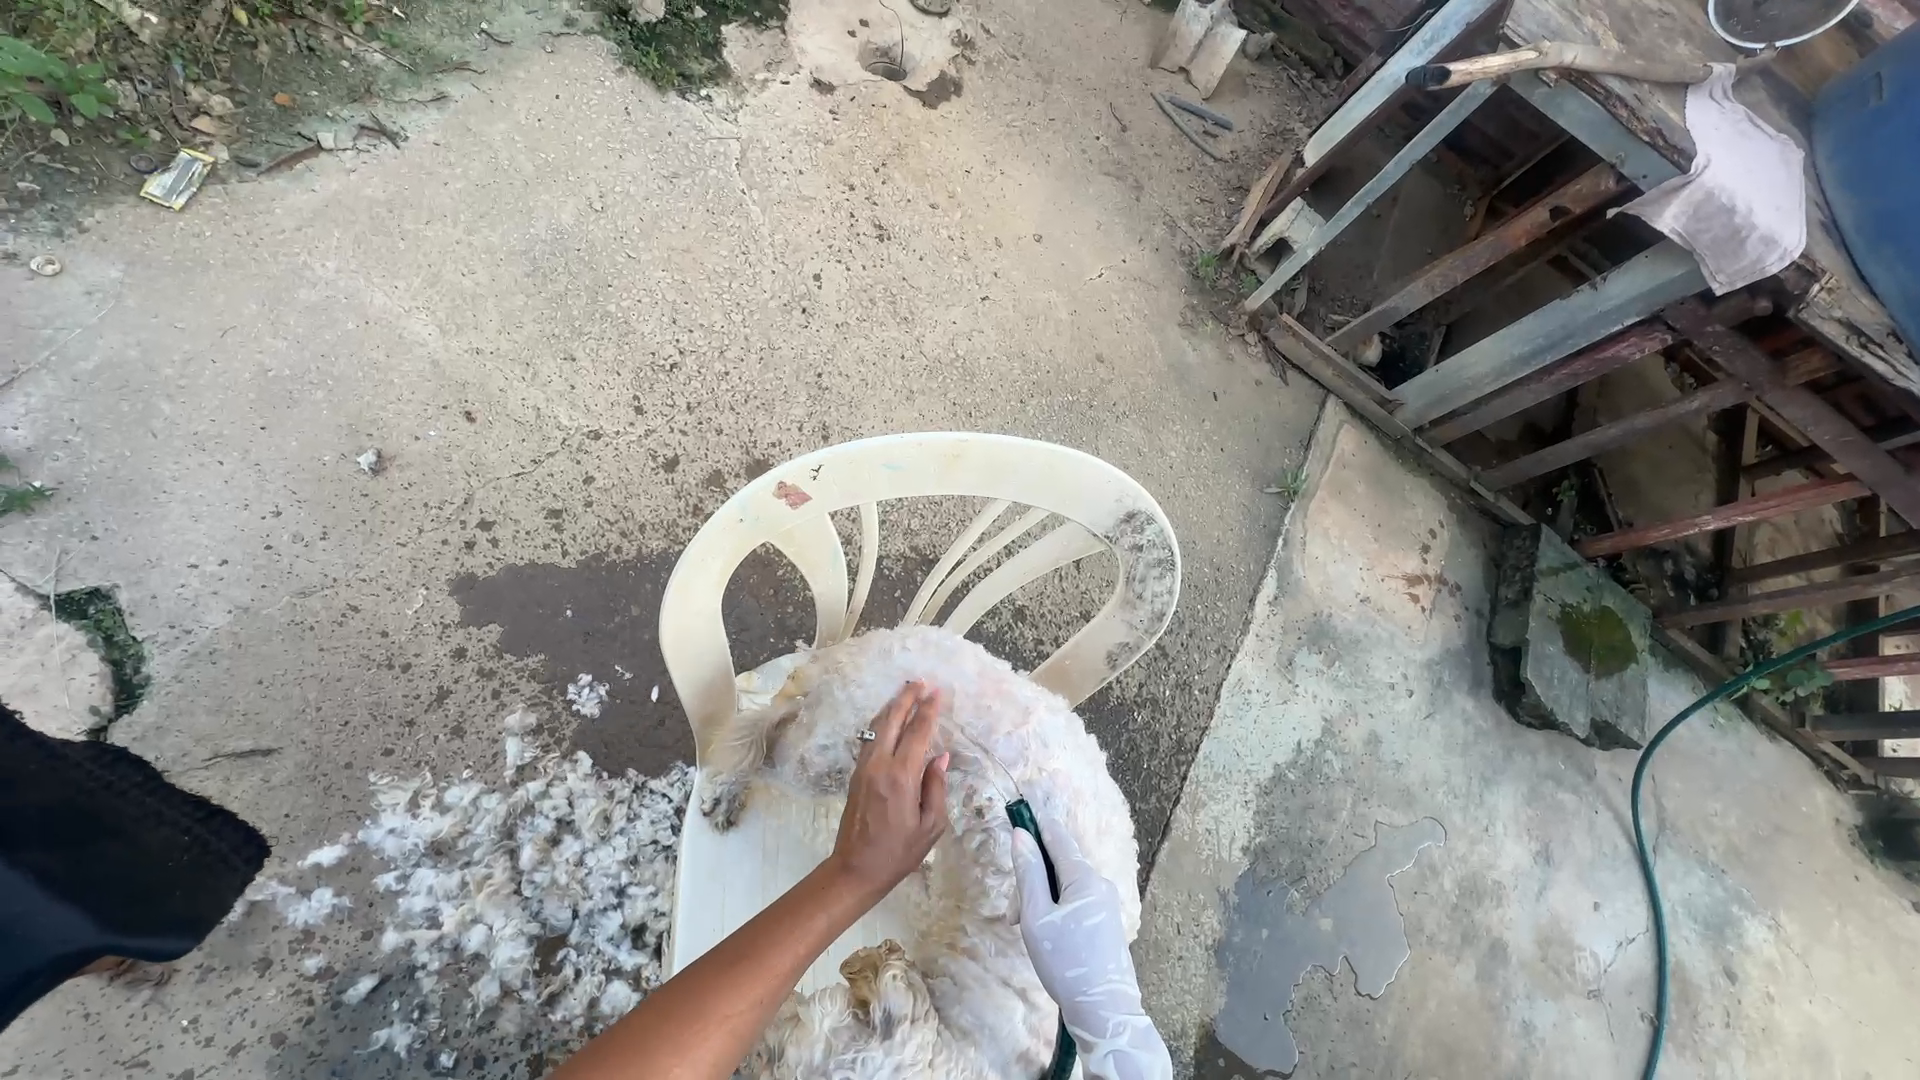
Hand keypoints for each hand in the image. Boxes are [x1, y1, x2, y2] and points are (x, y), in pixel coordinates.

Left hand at [825, 682, 949, 903]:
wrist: (855, 868)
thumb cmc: (898, 852)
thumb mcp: (930, 826)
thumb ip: (936, 787)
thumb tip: (939, 758)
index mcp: (901, 776)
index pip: (918, 732)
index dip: (929, 710)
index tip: (938, 692)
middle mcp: (879, 764)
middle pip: (892, 719)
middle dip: (907, 697)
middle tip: (921, 681)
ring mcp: (864, 766)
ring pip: (878, 725)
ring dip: (893, 706)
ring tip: (907, 691)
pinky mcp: (856, 773)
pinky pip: (870, 737)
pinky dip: (882, 721)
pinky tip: (890, 717)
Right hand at [1012, 817, 1172, 1079]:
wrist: (1105, 1013)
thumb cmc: (1066, 963)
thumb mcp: (1037, 917)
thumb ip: (1029, 873)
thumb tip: (1021, 834)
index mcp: (1084, 877)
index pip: (1057, 835)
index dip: (1036, 821)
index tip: (1018, 807)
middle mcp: (1099, 883)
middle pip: (1060, 862)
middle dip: (1033, 876)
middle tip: (1014, 913)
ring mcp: (1106, 904)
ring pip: (1066, 885)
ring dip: (1041, 897)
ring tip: (1026, 930)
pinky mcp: (1106, 923)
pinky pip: (1076, 902)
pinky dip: (1055, 909)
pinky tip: (1045, 936)